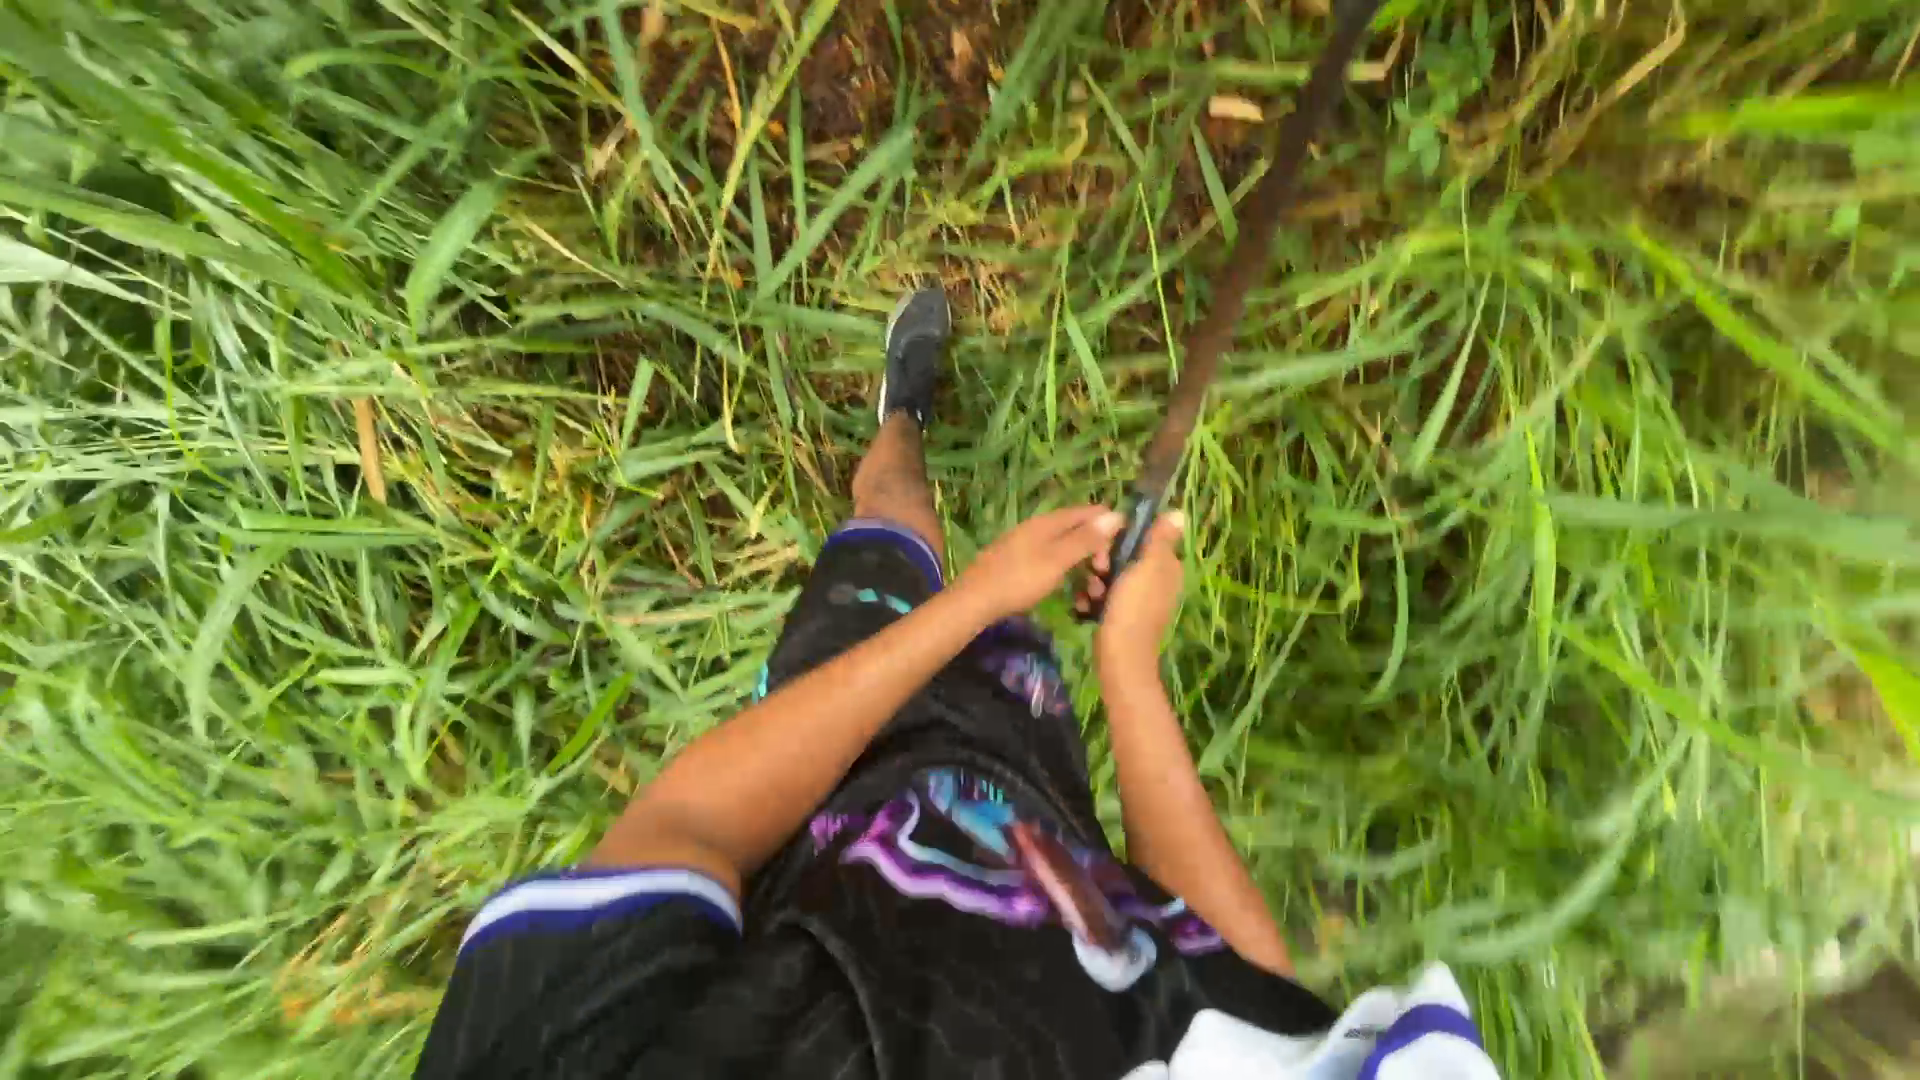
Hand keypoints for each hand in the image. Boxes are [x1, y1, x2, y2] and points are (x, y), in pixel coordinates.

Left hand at [954, 505, 1125, 622]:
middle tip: (1102, 579)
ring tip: (1091, 595)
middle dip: (1096, 553)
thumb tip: (1116, 514)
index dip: (1108, 530)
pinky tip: (1070, 596)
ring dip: (1083, 570)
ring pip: (1066, 551)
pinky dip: (1066, 577)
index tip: (1115, 557)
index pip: (1090, 512)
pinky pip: (1052, 564)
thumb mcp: (1057, 560)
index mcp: (1050, 522)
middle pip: (1078, 532)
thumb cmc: (1019, 579)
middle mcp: (1040, 528)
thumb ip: (1086, 538)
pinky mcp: (1021, 563)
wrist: (975, 600)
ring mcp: (1028, 545)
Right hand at [1079, 510, 1184, 662]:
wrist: (1119, 654)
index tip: (1107, 545)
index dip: (1122, 537)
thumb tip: (1181, 512)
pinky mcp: (1121, 614)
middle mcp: (1155, 581)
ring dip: (1095, 581)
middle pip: (1124, 556)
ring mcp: (1137, 599)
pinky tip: (1088, 606)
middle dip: (1104, 561)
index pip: (1144, 537)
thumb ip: (1160, 539)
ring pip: (1109, 576)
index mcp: (1167, 567)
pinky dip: (1094, 600)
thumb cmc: (1133, 607)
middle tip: (1097, 571)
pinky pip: (1103, 596)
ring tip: (1093, 594)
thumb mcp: (1148, 566)